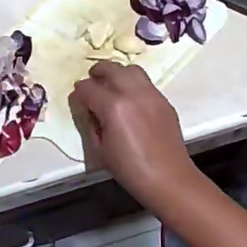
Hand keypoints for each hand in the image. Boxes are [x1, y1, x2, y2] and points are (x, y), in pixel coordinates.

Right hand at [69, 61, 203, 207]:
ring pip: (132, 70)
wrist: (168, 178)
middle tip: (92, 79)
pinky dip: (134, 85)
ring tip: (112, 84)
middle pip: (112, 68)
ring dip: (118, 73)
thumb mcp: (100, 149)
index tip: (78, 99)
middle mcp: (134, 94)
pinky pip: (146, 84)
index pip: (89, 88)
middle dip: (97, 72)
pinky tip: (130, 100)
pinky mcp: (164, 101)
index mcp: (114, 107)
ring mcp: (152, 95)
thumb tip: (90, 110)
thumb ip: (92, 123)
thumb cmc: (130, 170)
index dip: (79, 93)